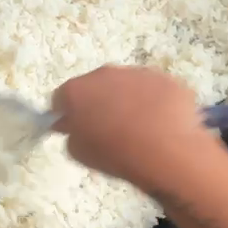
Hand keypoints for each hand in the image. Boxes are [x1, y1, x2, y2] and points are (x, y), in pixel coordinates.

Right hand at [50, 65, 215, 188]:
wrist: (165, 152)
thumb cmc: (114, 154)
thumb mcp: (78, 152)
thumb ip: (71, 132)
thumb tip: (73, 124)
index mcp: (76, 90)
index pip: (61, 97)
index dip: (66, 113)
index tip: (73, 127)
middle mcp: (104, 74)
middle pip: (94, 86)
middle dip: (97, 102)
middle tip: (106, 126)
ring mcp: (137, 74)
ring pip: (126, 85)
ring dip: (126, 100)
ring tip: (138, 127)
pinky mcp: (166, 80)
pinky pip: (154, 90)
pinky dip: (154, 102)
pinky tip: (160, 124)